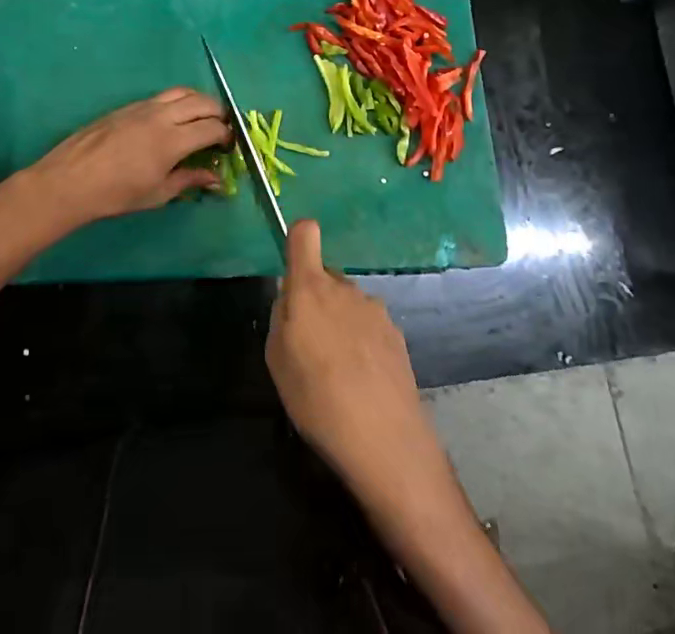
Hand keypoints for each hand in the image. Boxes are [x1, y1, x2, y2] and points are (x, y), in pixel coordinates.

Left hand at [21, 87, 231, 227]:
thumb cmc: (116, 194)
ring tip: (202, 118)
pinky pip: (162, 97)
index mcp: (172, 140)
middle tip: (221, 130)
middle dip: (219, 113)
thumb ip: (189, 180)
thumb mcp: (158, 193)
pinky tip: (173, 119)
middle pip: (202, 102)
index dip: (226, 136)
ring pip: (182, 92)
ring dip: (199, 102)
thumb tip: (215, 178)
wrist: (71, 181)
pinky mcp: (128, 106)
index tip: (228, 147)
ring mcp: (143, 107)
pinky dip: (178, 102)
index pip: (212, 128)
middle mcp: (162, 116)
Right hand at [268, 220, 552, 633]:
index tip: (292, 263)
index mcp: (311, 289)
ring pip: (348, 303)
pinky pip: (368, 325)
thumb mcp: (276, 360)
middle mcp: (347, 289)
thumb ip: (282, 317)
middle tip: (306, 344)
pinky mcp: (397, 334)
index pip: (305, 234)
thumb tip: (292, 299)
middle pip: (325, 278)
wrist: (384, 440)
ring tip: (335, 371)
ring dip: (339, 323)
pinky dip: (360, 341)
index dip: (297, 238)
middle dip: (314, 299)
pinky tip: (359, 380)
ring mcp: (377, 310)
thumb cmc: (315, 398)